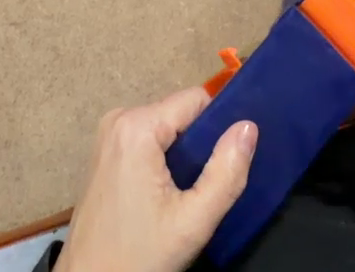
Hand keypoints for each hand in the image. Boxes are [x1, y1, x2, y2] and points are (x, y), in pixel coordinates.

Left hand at [57, 86, 258, 271]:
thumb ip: (226, 173)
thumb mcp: (192, 221)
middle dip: (199, 145)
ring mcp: (109, 134)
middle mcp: (119, 119)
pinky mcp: (106, 152)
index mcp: (137, 125)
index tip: (228, 160)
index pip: (196, 100)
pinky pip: (149, 140)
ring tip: (186, 194)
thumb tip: (248, 127)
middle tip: (205, 186)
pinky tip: (166, 195)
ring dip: (183, 156)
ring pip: (167, 128)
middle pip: (180, 114)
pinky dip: (164, 161)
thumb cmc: (138, 255)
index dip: (219, 126)